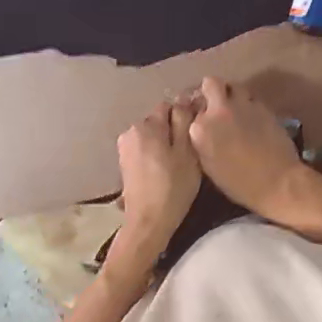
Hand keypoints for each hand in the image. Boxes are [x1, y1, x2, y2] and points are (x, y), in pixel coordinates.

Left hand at [111, 97, 202, 269]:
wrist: (147, 221)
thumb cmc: (173, 187)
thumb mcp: (187, 152)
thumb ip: (184, 122)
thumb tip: (184, 100)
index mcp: (146, 124)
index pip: (170, 106)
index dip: (185, 116)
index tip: (197, 134)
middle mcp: (131, 130)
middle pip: (158, 121)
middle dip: (172, 131)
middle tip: (190, 153)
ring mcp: (124, 148)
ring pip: (151, 136)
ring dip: (163, 144)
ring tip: (178, 164)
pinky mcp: (124, 163)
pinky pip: (144, 150)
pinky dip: (154, 156)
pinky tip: (164, 172)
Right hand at [187, 77, 321, 231]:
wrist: (277, 182)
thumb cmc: (238, 184)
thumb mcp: (208, 166)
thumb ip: (201, 142)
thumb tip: (201, 130)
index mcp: (199, 129)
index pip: (190, 107)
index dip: (195, 110)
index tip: (199, 116)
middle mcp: (218, 111)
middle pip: (210, 83)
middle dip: (211, 90)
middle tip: (215, 103)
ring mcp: (242, 105)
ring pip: (233, 86)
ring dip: (231, 93)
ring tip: (234, 107)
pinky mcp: (263, 106)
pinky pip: (251, 98)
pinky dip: (248, 104)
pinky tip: (251, 118)